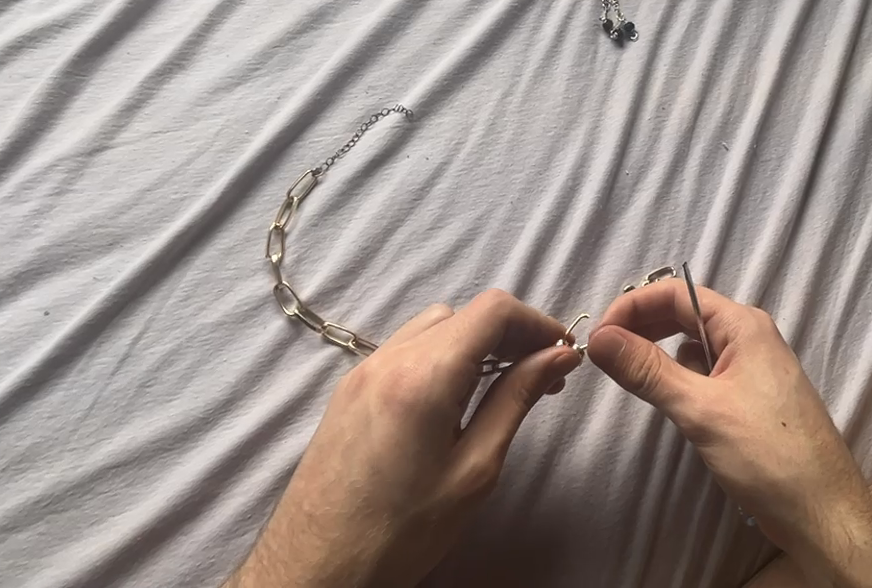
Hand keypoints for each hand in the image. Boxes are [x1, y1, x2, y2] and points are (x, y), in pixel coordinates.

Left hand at [226, 290, 582, 587]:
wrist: (309, 577)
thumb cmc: (400, 534)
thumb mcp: (475, 468)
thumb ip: (518, 398)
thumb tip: (561, 353)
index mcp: (425, 374)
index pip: (494, 310)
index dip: (537, 322)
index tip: (563, 352)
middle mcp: (392, 356)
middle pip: (468, 312)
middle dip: (512, 333)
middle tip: (541, 375)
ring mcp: (365, 369)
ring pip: (438, 323)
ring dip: (477, 339)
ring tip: (499, 384)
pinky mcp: (350, 387)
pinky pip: (409, 345)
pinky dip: (444, 352)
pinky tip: (454, 394)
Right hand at [587, 281, 871, 587]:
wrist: (823, 510)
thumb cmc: (766, 453)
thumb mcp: (700, 409)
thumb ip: (648, 370)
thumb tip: (601, 337)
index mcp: (742, 324)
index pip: (677, 294)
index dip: (633, 305)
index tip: (599, 334)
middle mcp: (750, 334)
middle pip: (686, 313)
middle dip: (643, 325)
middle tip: (605, 352)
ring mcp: (754, 365)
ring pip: (697, 343)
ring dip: (661, 349)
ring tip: (626, 370)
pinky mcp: (753, 394)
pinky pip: (709, 369)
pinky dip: (681, 373)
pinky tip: (667, 393)